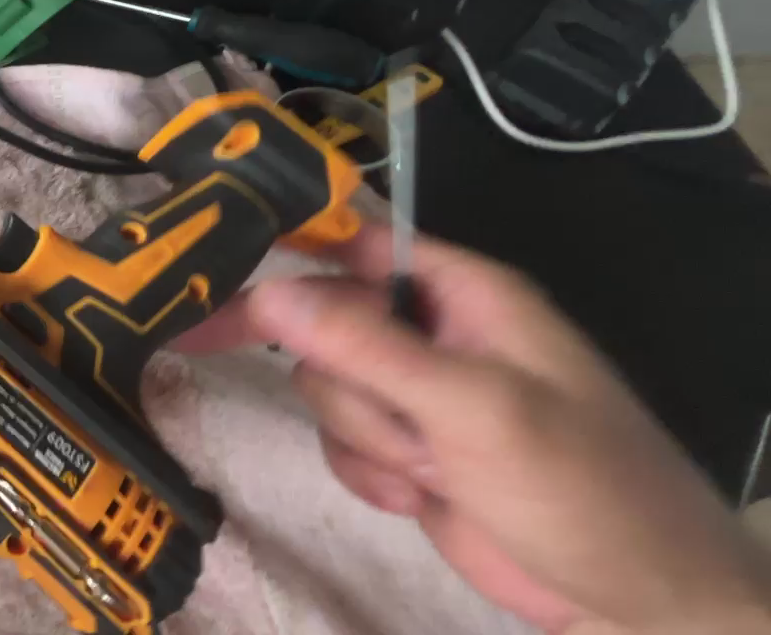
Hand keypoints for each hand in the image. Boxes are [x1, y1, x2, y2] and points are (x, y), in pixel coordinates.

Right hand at [176, 227, 770, 633]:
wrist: (638, 612)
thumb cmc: (583, 487)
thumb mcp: (473, 406)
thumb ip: (365, 345)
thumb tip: (266, 291)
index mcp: (458, 293)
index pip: (351, 241)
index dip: (285, 238)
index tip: (213, 249)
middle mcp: (427, 330)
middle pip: (319, 314)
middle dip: (323, 362)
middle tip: (198, 339)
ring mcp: (410, 390)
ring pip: (322, 382)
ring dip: (364, 431)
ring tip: (430, 466)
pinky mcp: (399, 444)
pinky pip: (336, 435)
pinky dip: (368, 468)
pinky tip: (420, 493)